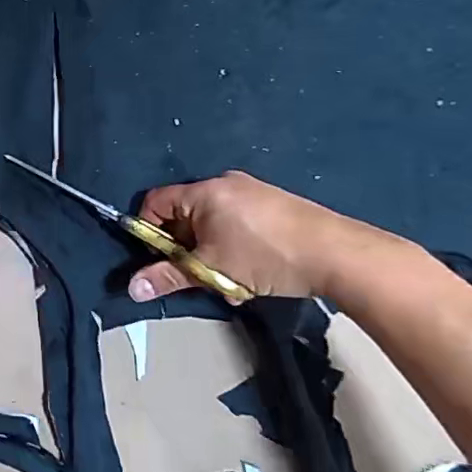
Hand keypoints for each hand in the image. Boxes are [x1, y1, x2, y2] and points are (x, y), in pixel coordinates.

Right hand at [126, 172, 392, 300]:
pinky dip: (233, 246)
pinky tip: (252, 272)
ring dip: (211, 252)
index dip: (148, 230)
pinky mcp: (274, 204)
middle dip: (185, 248)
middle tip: (197, 274)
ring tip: (230, 279)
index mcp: (203, 191)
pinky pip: (236, 222)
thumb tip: (132, 288)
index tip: (159, 258)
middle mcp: (225, 183)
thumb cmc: (265, 256)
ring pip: (211, 222)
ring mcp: (252, 191)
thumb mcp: (210, 270)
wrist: (338, 255)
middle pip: (183, 214)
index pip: (154, 202)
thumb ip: (168, 277)